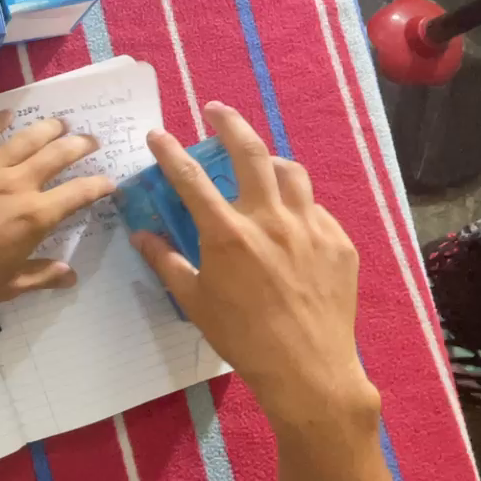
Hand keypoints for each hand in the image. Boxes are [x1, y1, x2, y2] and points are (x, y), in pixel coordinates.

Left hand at [0, 112, 114, 307]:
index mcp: (34, 217)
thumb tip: (70, 274)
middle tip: (91, 140)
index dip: (98, 186)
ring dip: (47, 128)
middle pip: (57, 156)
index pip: (78, 195)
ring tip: (60, 122)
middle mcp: (17, 185)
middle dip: (79, 145)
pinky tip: (6, 114)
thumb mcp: (6, 287)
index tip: (109, 182)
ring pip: (24, 139)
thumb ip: (41, 277)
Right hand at [130, 101, 374, 431]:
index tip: (156, 135)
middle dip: (229, 124)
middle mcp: (271, 220)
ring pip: (292, 174)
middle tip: (215, 111)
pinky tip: (288, 223)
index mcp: (228, 234)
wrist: (308, 370)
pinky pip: (316, 210)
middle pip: (251, 153)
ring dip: (269, 161)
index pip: (191, 179)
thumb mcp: (193, 300)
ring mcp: (311, 228)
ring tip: (258, 165)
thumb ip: (166, 261)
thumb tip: (140, 235)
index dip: (170, 152)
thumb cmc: (241, 336)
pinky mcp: (340, 243)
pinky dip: (296, 206)